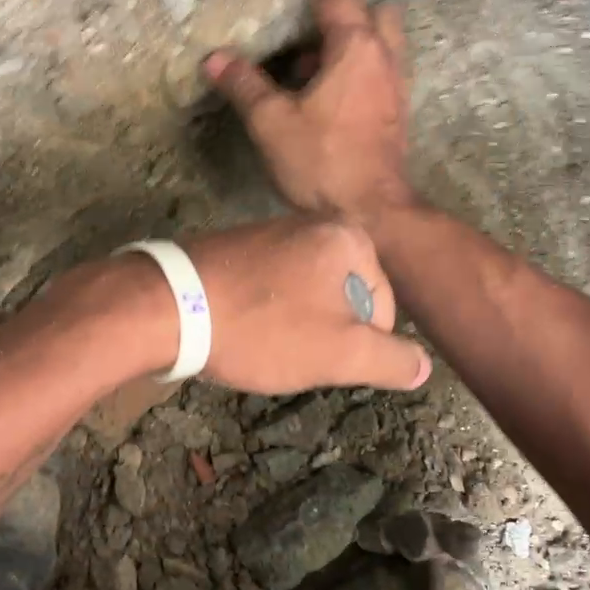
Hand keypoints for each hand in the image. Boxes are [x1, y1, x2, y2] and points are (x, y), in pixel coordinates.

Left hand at [176, 217, 430, 393]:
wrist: (167, 307)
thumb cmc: (262, 329)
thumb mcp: (339, 354)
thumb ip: (390, 360)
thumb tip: (422, 366)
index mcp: (348, 239)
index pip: (383, 310)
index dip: (357, 348)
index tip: (318, 357)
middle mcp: (311, 223)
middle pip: (341, 301)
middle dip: (321, 336)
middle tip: (287, 354)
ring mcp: (268, 232)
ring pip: (302, 298)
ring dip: (289, 328)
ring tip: (259, 344)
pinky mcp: (232, 248)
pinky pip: (266, 289)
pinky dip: (259, 315)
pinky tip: (238, 331)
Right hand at [203, 0, 418, 225]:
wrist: (372, 211)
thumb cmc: (321, 161)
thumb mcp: (271, 122)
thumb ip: (245, 86)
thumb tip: (215, 59)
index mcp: (356, 49)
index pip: (339, 1)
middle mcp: (385, 59)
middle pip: (376, 15)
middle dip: (347, 12)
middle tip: (312, 25)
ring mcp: (396, 88)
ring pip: (383, 46)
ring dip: (355, 43)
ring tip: (315, 63)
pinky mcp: (396, 115)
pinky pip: (382, 74)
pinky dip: (361, 70)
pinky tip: (331, 95)